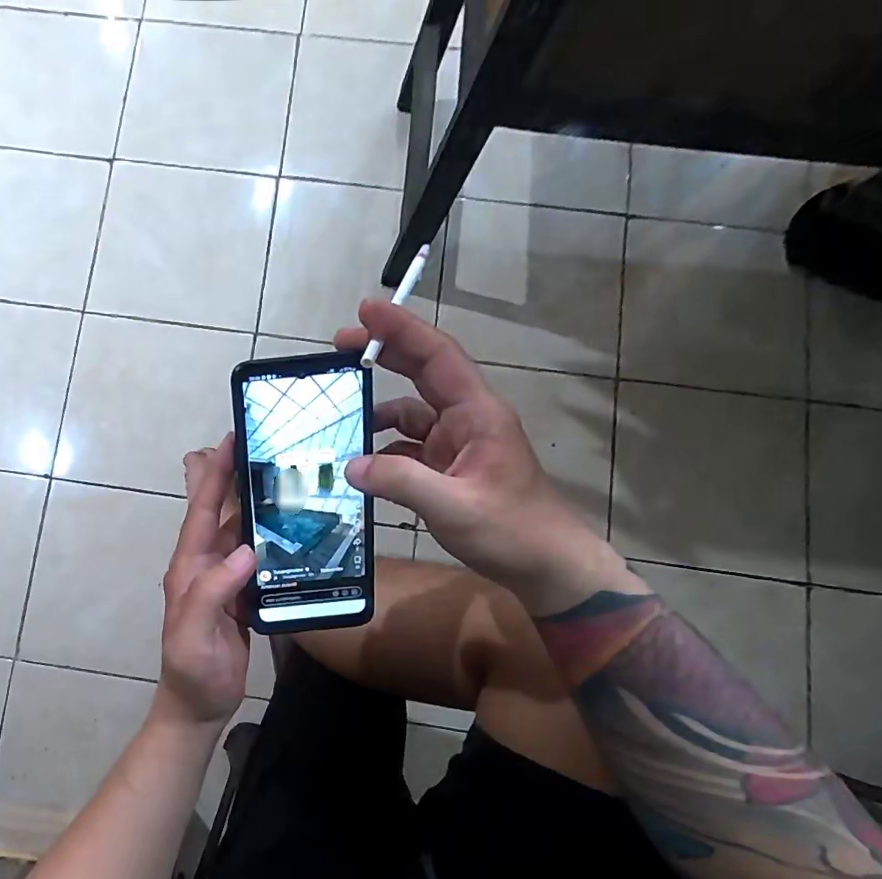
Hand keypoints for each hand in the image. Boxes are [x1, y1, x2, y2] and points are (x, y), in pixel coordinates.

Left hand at [158, 434, 256, 724]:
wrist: (198, 704)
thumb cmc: (192, 672)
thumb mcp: (193, 635)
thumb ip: (211, 593)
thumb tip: (244, 551)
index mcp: (188, 569)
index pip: (200, 513)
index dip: (213, 477)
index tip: (228, 440)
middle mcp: (203, 566)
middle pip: (217, 513)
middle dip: (231, 477)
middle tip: (254, 441)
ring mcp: (223, 580)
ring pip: (239, 532)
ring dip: (255, 503)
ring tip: (282, 473)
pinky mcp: (241, 596)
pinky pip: (257, 559)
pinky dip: (271, 538)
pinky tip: (292, 527)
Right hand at [335, 301, 633, 613]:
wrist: (546, 565)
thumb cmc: (511, 530)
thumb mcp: (453, 507)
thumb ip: (400, 482)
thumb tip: (348, 465)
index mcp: (477, 416)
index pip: (437, 359)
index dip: (403, 330)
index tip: (367, 310)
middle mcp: (465, 421)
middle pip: (421, 374)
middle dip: (383, 354)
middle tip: (338, 345)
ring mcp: (454, 445)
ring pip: (407, 413)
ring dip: (373, 410)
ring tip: (335, 414)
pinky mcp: (444, 468)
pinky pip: (402, 448)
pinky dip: (376, 450)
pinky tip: (354, 463)